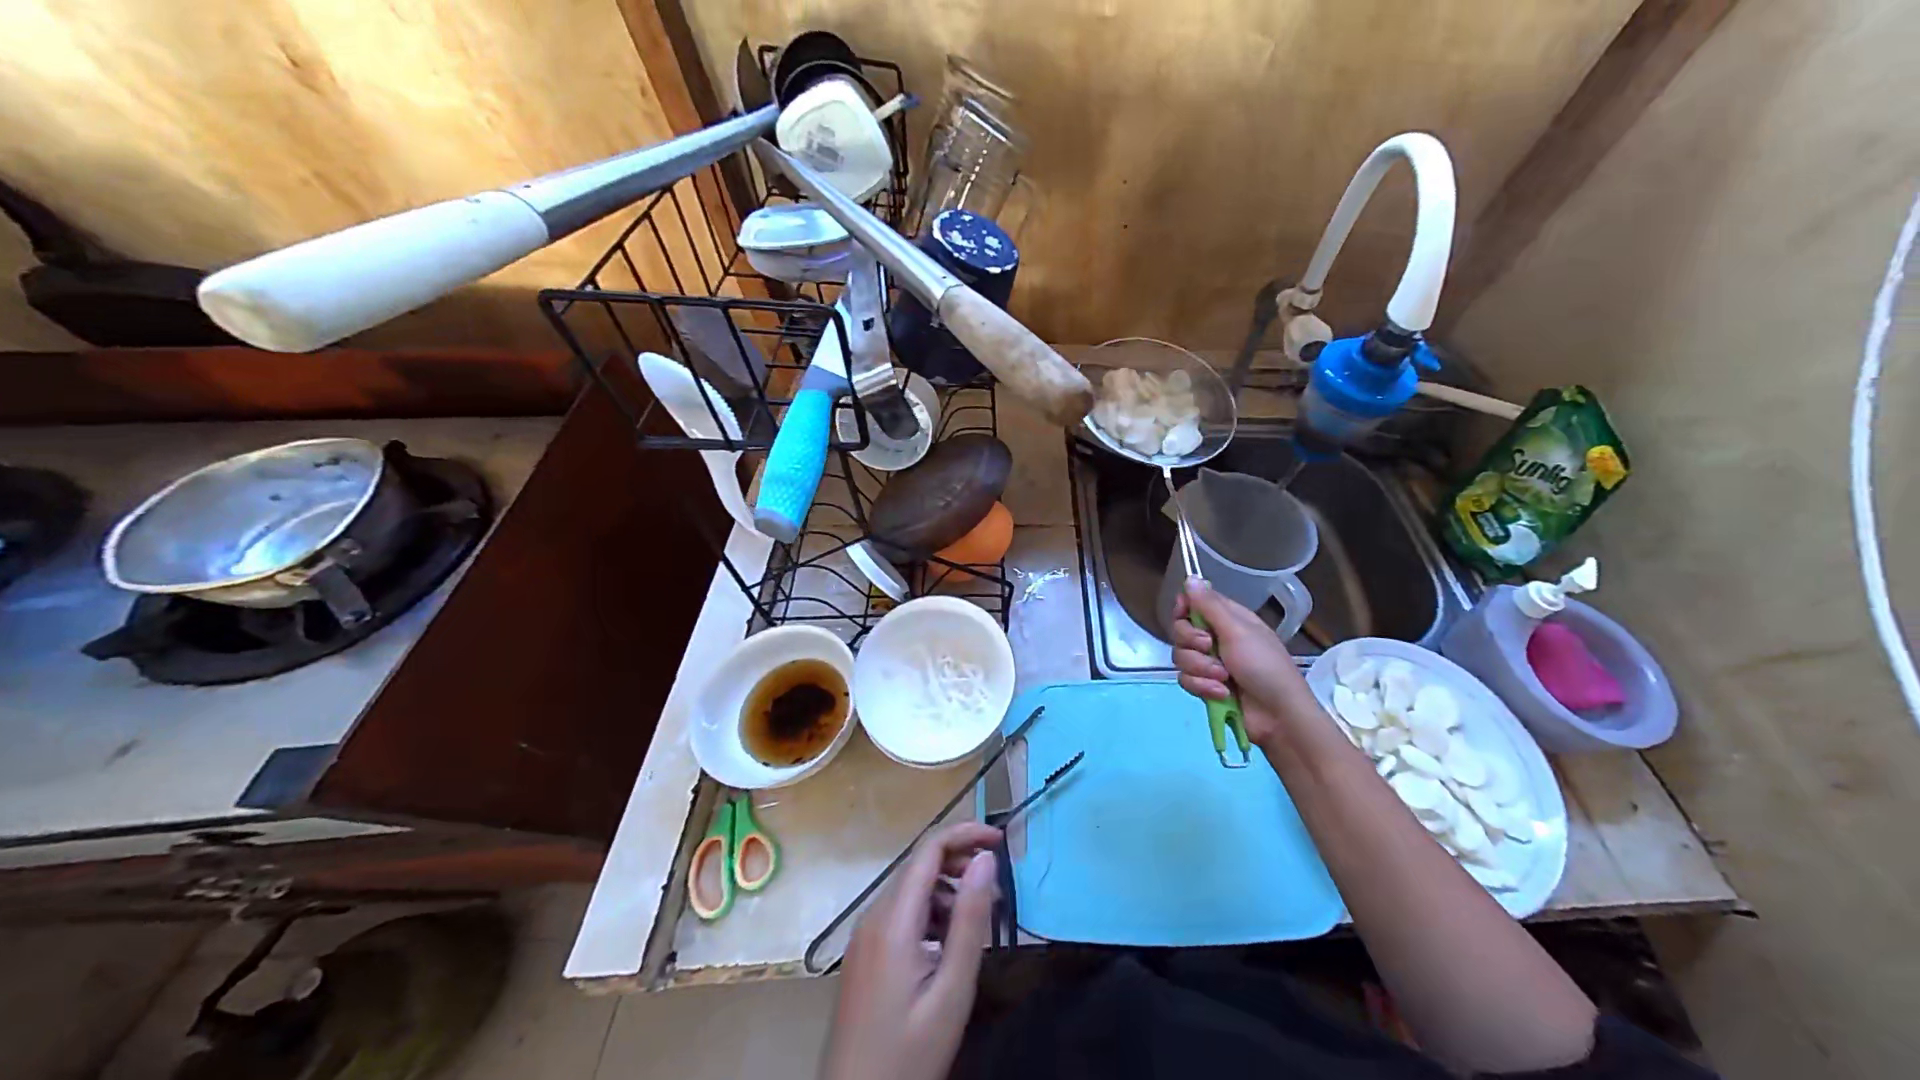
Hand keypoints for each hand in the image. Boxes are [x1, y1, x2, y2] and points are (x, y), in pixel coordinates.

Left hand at [821, 822, 1000, 1079]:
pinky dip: (929, 914)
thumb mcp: (952, 989)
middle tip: (997, 887)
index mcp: (892, 920)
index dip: (964, 835)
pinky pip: (900, 915)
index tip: (1001, 841)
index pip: (928, 850)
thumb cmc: (909, 1052)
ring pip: (910, 891)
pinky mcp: (864, 954)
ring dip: (946, 891)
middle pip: (918, 867)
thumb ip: (969, 920)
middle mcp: (873, 917)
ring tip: (978, 918)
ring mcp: (864, 936)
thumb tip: (986, 861)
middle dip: (959, 863)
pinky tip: (948, 942)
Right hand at [1170, 577, 1320, 748]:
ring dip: (1201, 669)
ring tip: (1223, 679)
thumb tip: (1190, 577)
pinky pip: (1186, 680)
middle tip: (1211, 649)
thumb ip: (1209, 606)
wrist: (1278, 715)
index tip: (1184, 615)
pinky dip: (1202, 687)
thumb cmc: (1264, 666)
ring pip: (1181, 658)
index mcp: (1228, 619)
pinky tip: (1221, 694)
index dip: (1184, 609)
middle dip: (1192, 643)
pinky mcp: (1206, 686)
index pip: (1193, 603)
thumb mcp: (1238, 631)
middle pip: (1181, 631)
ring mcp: (1211, 664)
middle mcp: (1217, 638)